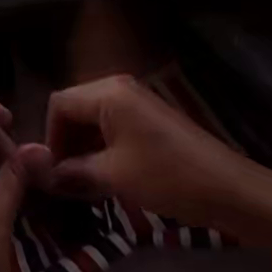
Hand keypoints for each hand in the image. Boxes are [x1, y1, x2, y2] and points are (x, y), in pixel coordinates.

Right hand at [29, 74, 269, 227]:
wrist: (223, 184)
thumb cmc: (165, 175)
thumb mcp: (114, 176)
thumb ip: (75, 172)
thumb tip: (47, 176)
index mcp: (107, 92)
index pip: (60, 103)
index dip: (49, 137)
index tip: (51, 172)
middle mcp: (118, 86)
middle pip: (75, 106)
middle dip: (65, 141)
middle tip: (63, 180)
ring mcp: (135, 99)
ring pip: (93, 116)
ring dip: (82, 146)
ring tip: (82, 183)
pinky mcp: (147, 115)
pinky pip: (111, 123)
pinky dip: (101, 145)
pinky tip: (104, 174)